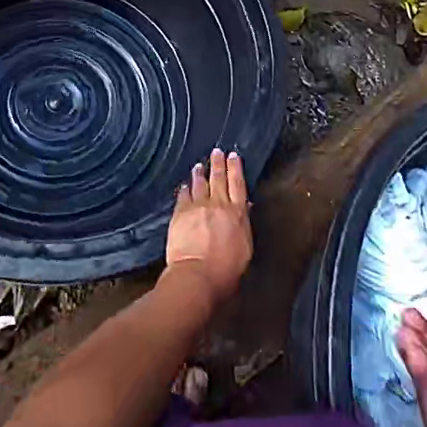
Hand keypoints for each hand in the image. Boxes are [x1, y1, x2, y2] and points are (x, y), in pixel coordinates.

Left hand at [162, 149, 251, 307]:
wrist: (197, 274)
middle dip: (218, 163)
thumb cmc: (225, 270)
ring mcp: (197, 207)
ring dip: (200, 172)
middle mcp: (217, 205)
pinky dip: (185, 188)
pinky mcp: (180, 213)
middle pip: (218, 178)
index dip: (235, 168)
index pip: (237, 184)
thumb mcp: (245, 248)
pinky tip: (185, 185)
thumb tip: (246, 209)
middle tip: (217, 151)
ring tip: (199, 165)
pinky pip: (183, 195)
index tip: (233, 156)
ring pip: (199, 183)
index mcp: (237, 213)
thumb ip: (244, 225)